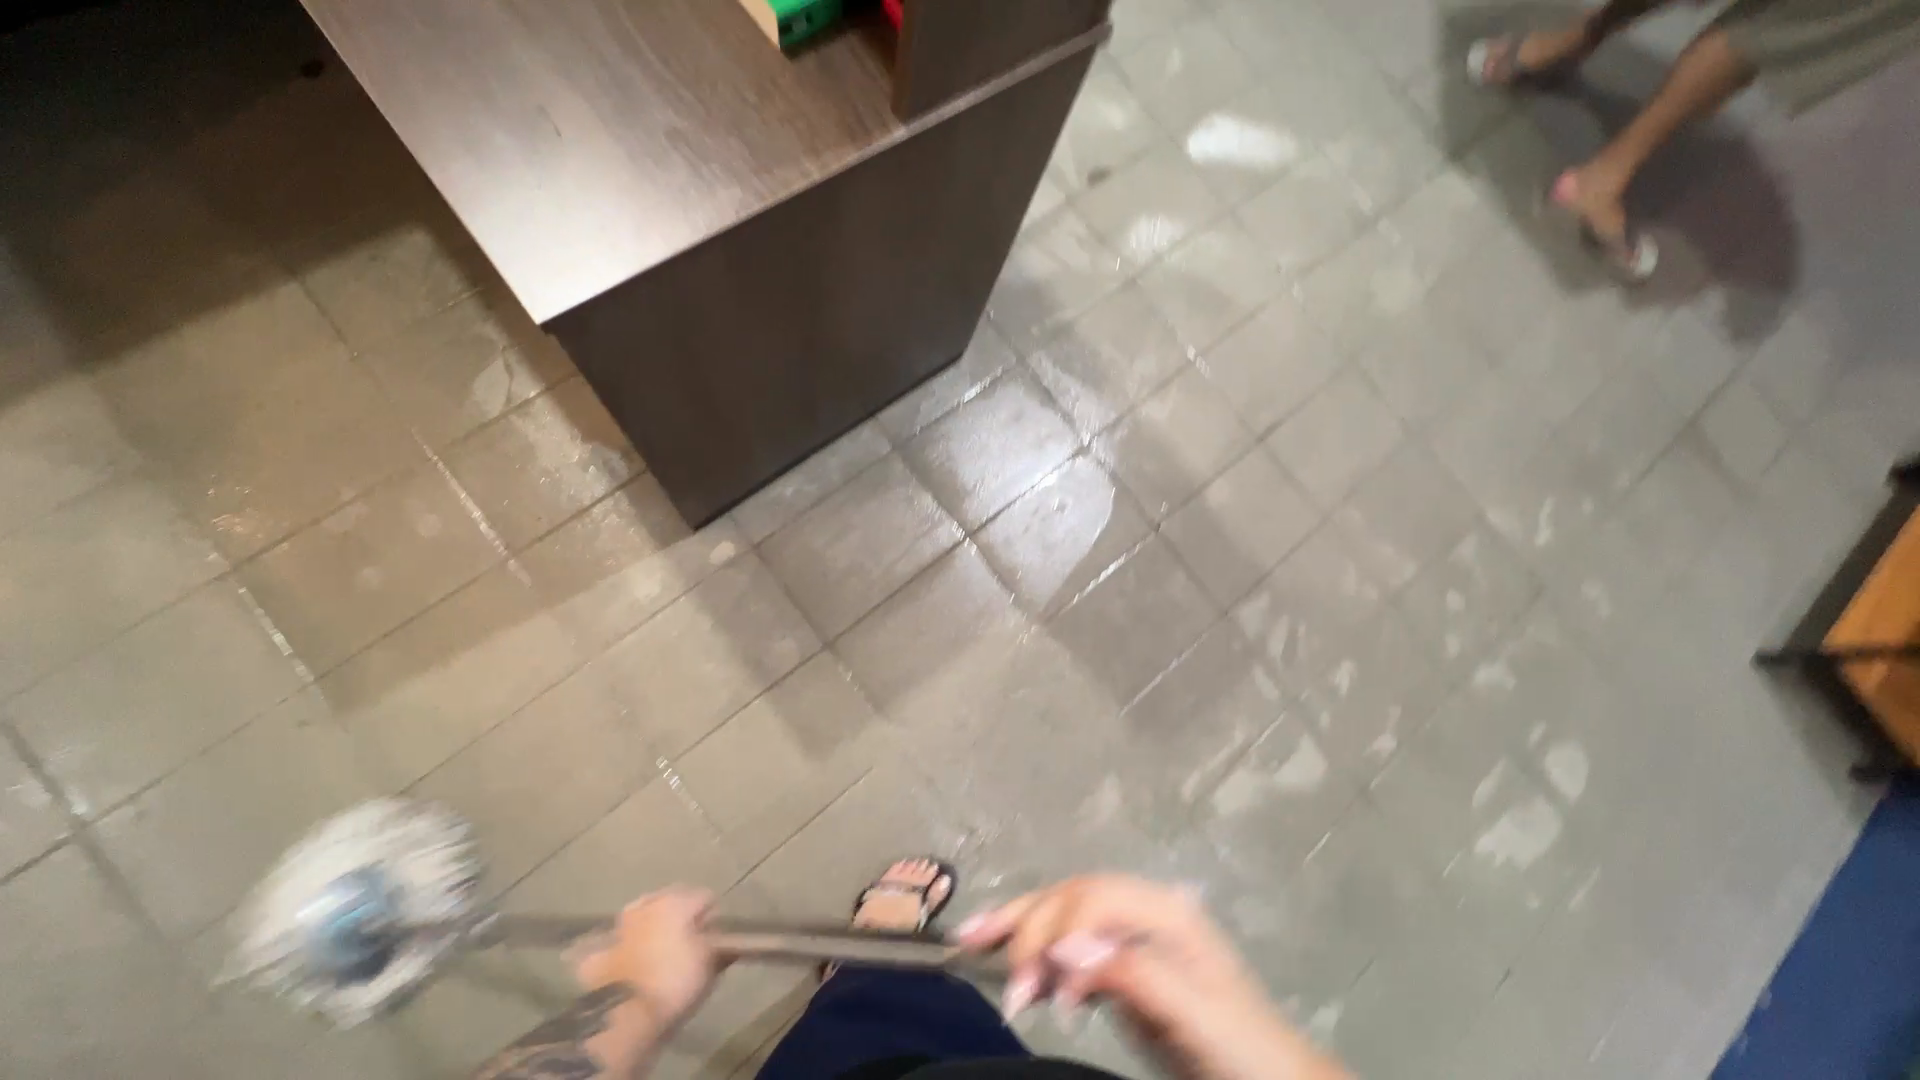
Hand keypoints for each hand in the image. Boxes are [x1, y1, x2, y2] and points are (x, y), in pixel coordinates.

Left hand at [569, 888, 722, 1074]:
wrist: (624, 1017)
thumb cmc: (674, 985)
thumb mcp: (709, 967)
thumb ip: (719, 946)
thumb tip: (722, 938)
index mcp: (677, 903)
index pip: (705, 897)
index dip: (713, 916)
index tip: (718, 936)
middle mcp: (646, 906)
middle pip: (671, 899)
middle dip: (681, 914)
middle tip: (690, 940)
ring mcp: (619, 927)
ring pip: (641, 914)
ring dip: (652, 925)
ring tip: (661, 950)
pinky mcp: (599, 951)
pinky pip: (617, 941)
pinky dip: (625, 947)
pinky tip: (631, 962)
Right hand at [953, 876, 1349, 1079]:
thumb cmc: (1240, 1051)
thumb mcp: (1194, 1017)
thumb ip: (1132, 974)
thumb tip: (1064, 948)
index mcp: (1168, 913)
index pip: (1095, 898)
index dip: (1061, 932)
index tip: (1041, 985)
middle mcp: (1147, 907)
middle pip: (1072, 898)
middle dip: (1032, 934)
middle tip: (1013, 992)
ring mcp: (1133, 931)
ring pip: (1063, 909)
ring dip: (1019, 927)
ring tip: (970, 942)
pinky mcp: (1121, 958)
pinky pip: (1068, 938)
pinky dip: (1032, 943)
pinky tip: (1001, 950)